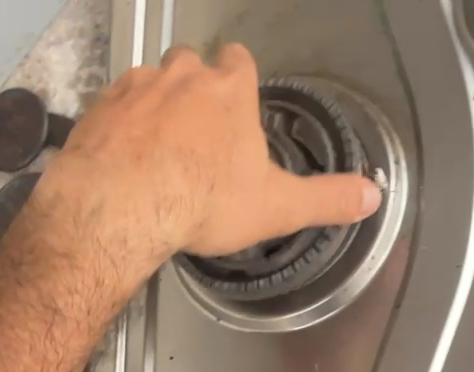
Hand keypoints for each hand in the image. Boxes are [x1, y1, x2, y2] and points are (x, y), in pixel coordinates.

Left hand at [31, 43, 381, 274]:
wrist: (124, 205)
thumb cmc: (205, 201)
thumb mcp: (278, 207)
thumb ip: (326, 199)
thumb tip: (372, 196)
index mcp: (229, 92)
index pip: (239, 62)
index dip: (238, 81)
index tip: (237, 104)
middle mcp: (182, 76)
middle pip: (191, 65)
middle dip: (196, 91)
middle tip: (199, 136)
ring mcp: (136, 87)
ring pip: (150, 83)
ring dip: (157, 109)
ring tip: (161, 153)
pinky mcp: (100, 108)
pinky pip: (114, 107)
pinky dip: (122, 127)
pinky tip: (127, 160)